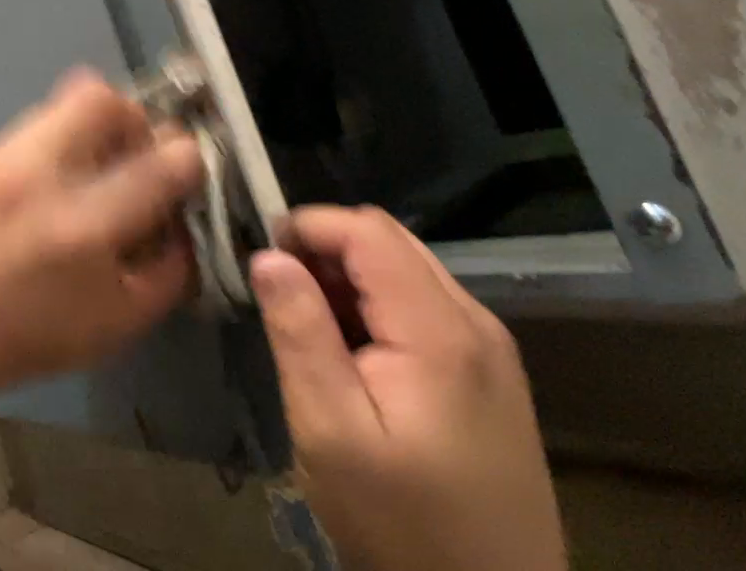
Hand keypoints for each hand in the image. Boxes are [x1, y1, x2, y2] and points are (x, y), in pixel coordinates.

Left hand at [0, 69, 201, 401]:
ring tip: (99, 169)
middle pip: (103, 100)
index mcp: (81, 227)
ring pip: (67, 99)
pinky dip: (65, 138)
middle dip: (135, 121)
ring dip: (98, 127)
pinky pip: (40, 121)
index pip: (157, 163)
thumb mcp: (125, 319)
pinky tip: (62, 179)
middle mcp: (39, 177)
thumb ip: (173, 262)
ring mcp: (3, 157)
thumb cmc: (36, 334)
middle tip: (138, 157)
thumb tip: (185, 210)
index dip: (188, 160)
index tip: (190, 170)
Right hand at [250, 208, 564, 570]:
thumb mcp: (329, 429)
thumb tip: (268, 255)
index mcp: (439, 331)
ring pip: (404, 269)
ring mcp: (487, 348)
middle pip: (390, 241)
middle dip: (323, 248)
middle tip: (275, 292)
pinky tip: (346, 350)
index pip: (368, 231)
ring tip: (303, 322)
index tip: (258, 258)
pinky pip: (420, 305)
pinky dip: (372, 305)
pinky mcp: (486, 373)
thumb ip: (300, 333)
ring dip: (345, 277)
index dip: (307, 226)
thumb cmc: (401, 519)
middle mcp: (474, 323)